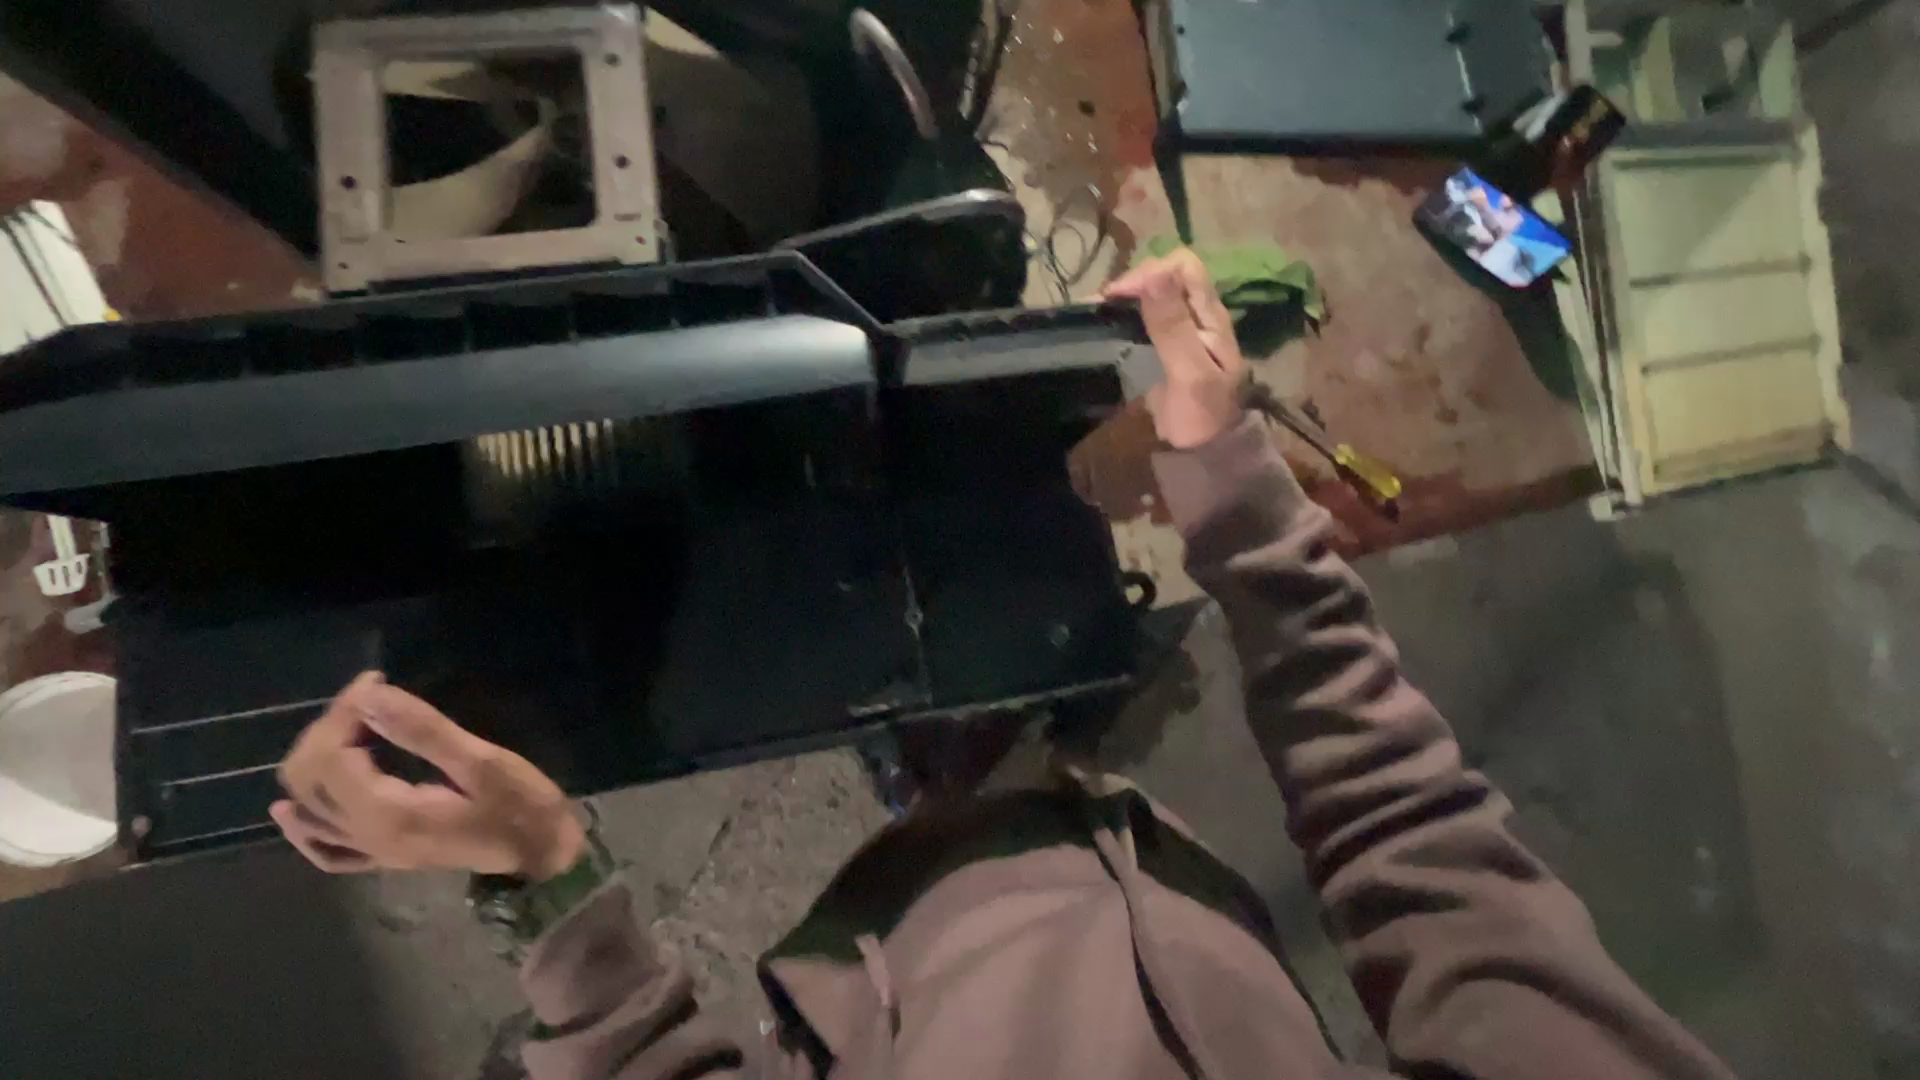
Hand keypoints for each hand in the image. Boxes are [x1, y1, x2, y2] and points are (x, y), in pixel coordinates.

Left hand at [272, 672, 584, 880]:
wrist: (545, 853)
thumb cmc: (521, 806)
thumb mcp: (483, 763)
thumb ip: (424, 731)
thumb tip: (371, 696)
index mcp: (385, 813)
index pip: (332, 756)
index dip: (344, 712)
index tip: (377, 679)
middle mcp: (365, 836)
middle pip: (309, 779)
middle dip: (329, 729)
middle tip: (370, 697)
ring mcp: (371, 851)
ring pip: (309, 807)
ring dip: (317, 760)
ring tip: (351, 726)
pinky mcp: (385, 856)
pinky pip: (324, 847)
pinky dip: (303, 824)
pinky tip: (292, 808)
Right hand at [1103, 248, 1246, 448]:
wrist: (1208, 451)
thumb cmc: (1201, 415)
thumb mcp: (1189, 371)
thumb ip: (1173, 325)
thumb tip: (1155, 273)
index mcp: (1211, 317)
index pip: (1184, 266)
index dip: (1150, 272)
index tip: (1120, 297)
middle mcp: (1201, 315)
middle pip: (1169, 275)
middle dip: (1135, 282)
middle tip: (1103, 307)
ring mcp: (1186, 330)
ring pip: (1158, 293)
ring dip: (1129, 296)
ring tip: (1099, 312)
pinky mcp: (1171, 346)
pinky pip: (1151, 315)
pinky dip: (1129, 313)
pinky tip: (1108, 323)